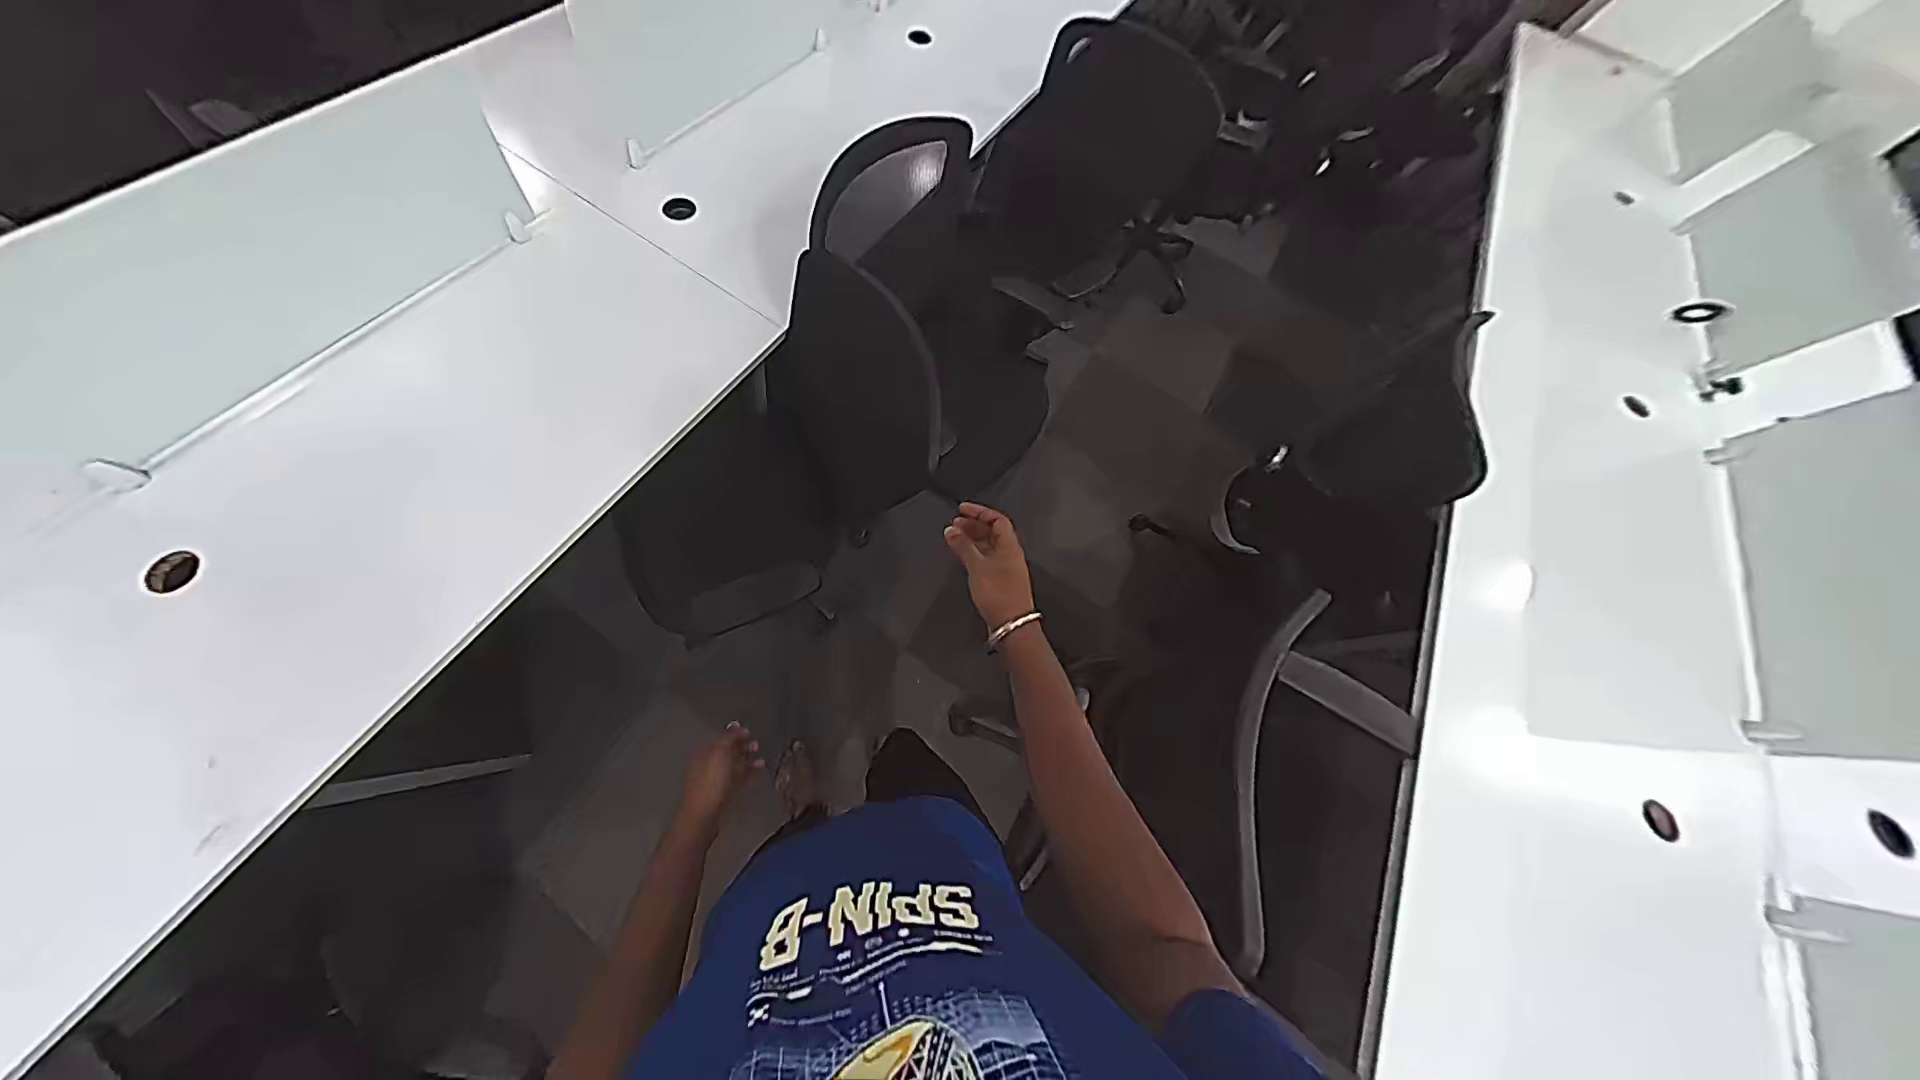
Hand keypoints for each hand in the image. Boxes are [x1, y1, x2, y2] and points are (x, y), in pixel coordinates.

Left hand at [677, 723, 763, 828]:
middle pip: (729, 751)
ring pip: (735, 765)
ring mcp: (717, 779)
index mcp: (706, 752)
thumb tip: (735, 725)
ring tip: (761, 758)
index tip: (750, 732)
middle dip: (743, 746)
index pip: (722, 738)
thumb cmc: (711, 781)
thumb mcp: (720, 753)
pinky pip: (739, 778)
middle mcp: (710, 763)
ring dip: (748, 760)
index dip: (736, 734)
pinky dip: (750, 773)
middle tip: (757, 745)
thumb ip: (729, 738)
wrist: (703, 815)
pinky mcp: (725, 793)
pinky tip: (759, 770)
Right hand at [942, 503, 1036, 630]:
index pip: (998, 520)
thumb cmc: (999, 595)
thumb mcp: (977, 567)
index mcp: (1010, 547)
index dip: (980, 512)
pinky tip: (963, 556)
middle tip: (955, 523)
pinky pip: (986, 559)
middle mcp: (1010, 555)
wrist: (1012, 625)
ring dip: (972, 539)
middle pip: (993, 532)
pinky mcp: (1000, 581)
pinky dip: (974, 553)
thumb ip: (963, 547)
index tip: (962, 509)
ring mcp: (1006, 568)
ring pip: (989, 546)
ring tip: (955, 537)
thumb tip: (951, 530)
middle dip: (973, 525)